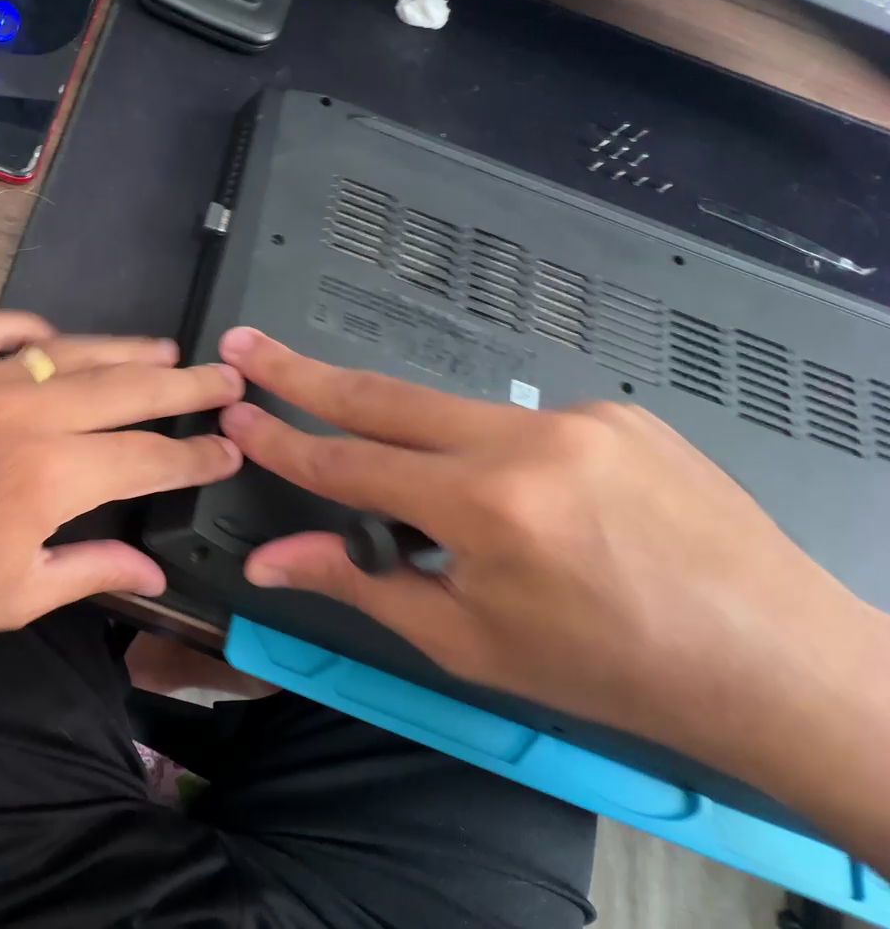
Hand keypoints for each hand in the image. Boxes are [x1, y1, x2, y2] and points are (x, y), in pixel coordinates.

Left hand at [0, 312, 243, 653]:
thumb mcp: (17, 597)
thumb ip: (93, 571)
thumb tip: (155, 571)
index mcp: (52, 477)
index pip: (149, 457)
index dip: (196, 456)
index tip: (229, 449)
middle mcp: (23, 416)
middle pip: (124, 389)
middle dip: (184, 386)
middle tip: (224, 377)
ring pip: (68, 352)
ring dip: (122, 351)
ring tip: (163, 354)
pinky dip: (27, 329)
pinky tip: (50, 341)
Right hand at [212, 326, 879, 761]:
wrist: (779, 663)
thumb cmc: (606, 667)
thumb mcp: (462, 638)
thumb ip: (356, 582)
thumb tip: (268, 560)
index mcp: (487, 505)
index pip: (348, 461)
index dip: (279, 439)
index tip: (232, 413)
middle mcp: (530, 440)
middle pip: (384, 395)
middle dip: (302, 371)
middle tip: (245, 345)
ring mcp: (581, 416)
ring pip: (450, 413)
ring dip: (403, 435)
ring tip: (417, 496)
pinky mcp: (618, 412)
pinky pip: (514, 424)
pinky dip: (485, 454)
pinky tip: (518, 504)